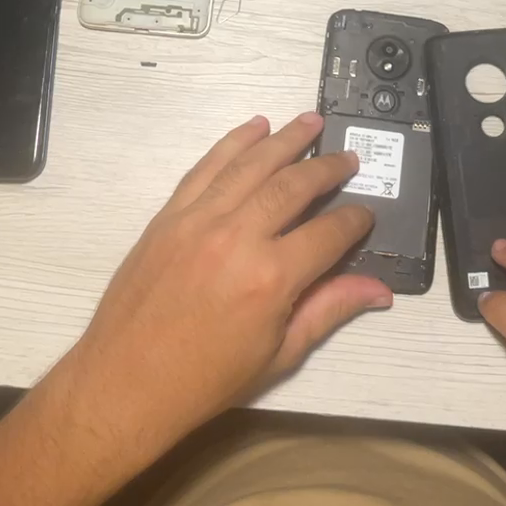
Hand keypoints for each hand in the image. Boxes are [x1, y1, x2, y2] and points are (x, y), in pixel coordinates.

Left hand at [47, 112, 390, 457]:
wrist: (124, 383)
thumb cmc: (207, 379)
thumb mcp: (279, 355)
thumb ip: (330, 310)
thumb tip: (380, 289)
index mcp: (271, 278)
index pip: (329, 233)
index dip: (354, 220)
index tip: (366, 213)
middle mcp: (238, 236)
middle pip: (293, 186)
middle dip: (327, 168)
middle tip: (348, 158)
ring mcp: (199, 219)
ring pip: (251, 164)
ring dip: (285, 139)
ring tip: (311, 122)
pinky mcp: (170, 214)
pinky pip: (206, 166)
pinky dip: (233, 142)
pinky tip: (255, 127)